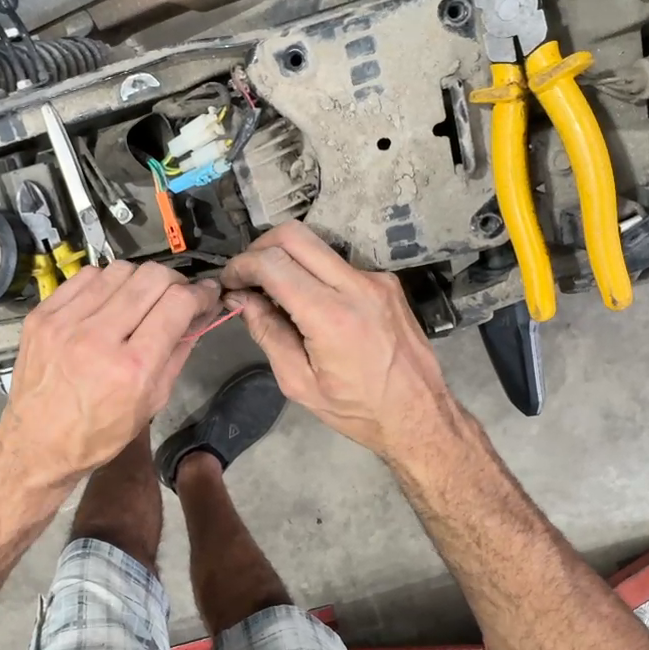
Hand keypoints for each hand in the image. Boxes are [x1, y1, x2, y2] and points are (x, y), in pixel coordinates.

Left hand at [0, 261, 221, 487]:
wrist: (36, 443)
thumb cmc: (99, 433)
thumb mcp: (151, 402)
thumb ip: (178, 353)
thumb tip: (200, 315)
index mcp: (132, 368)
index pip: (177, 303)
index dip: (200, 294)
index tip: (205, 295)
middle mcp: (98, 338)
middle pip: (151, 277)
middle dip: (174, 282)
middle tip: (176, 295)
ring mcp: (66, 323)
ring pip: (119, 269)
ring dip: (139, 280)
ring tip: (140, 299)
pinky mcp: (43, 315)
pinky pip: (85, 276)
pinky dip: (106, 282)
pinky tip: (108, 300)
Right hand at [220, 222, 466, 461]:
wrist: (419, 414)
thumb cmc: (357, 409)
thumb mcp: (299, 382)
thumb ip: (267, 333)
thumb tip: (239, 299)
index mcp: (331, 316)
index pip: (274, 263)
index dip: (242, 265)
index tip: (230, 282)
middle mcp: (356, 286)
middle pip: (295, 235)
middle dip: (260, 247)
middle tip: (246, 275)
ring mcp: (375, 279)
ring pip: (317, 245)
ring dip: (287, 258)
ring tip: (274, 291)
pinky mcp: (386, 282)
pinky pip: (338, 263)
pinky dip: (313, 272)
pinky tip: (307, 302)